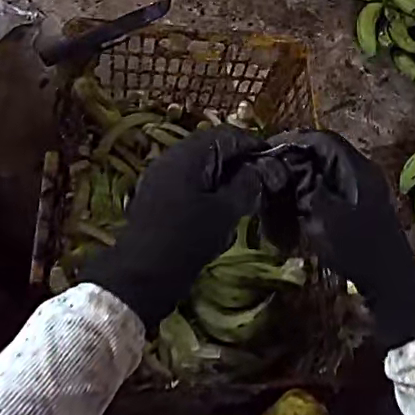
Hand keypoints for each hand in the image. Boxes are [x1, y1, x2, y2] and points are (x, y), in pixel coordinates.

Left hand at [84, 125, 265, 330]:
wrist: (139, 279)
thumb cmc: (186, 239)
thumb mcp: (225, 211)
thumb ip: (247, 184)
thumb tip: (262, 169)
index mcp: (189, 154)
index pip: (229, 135)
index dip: (255, 145)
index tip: (276, 159)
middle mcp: (172, 159)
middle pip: (214, 150)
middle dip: (240, 163)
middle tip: (264, 180)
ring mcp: (161, 179)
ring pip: (202, 169)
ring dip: (225, 179)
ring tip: (246, 199)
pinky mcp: (156, 199)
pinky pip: (189, 186)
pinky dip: (209, 193)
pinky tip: (221, 214)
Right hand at [272, 131, 414, 348]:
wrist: (389, 280)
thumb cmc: (356, 247)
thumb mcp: (323, 215)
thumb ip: (306, 185)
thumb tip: (287, 162)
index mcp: (357, 168)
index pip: (323, 139)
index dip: (294, 139)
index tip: (269, 147)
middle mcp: (363, 171)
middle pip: (327, 150)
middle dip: (297, 154)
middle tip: (270, 163)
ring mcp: (365, 187)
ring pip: (329, 167)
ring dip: (305, 170)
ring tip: (280, 179)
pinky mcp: (362, 203)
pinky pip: (334, 183)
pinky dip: (314, 185)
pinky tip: (299, 199)